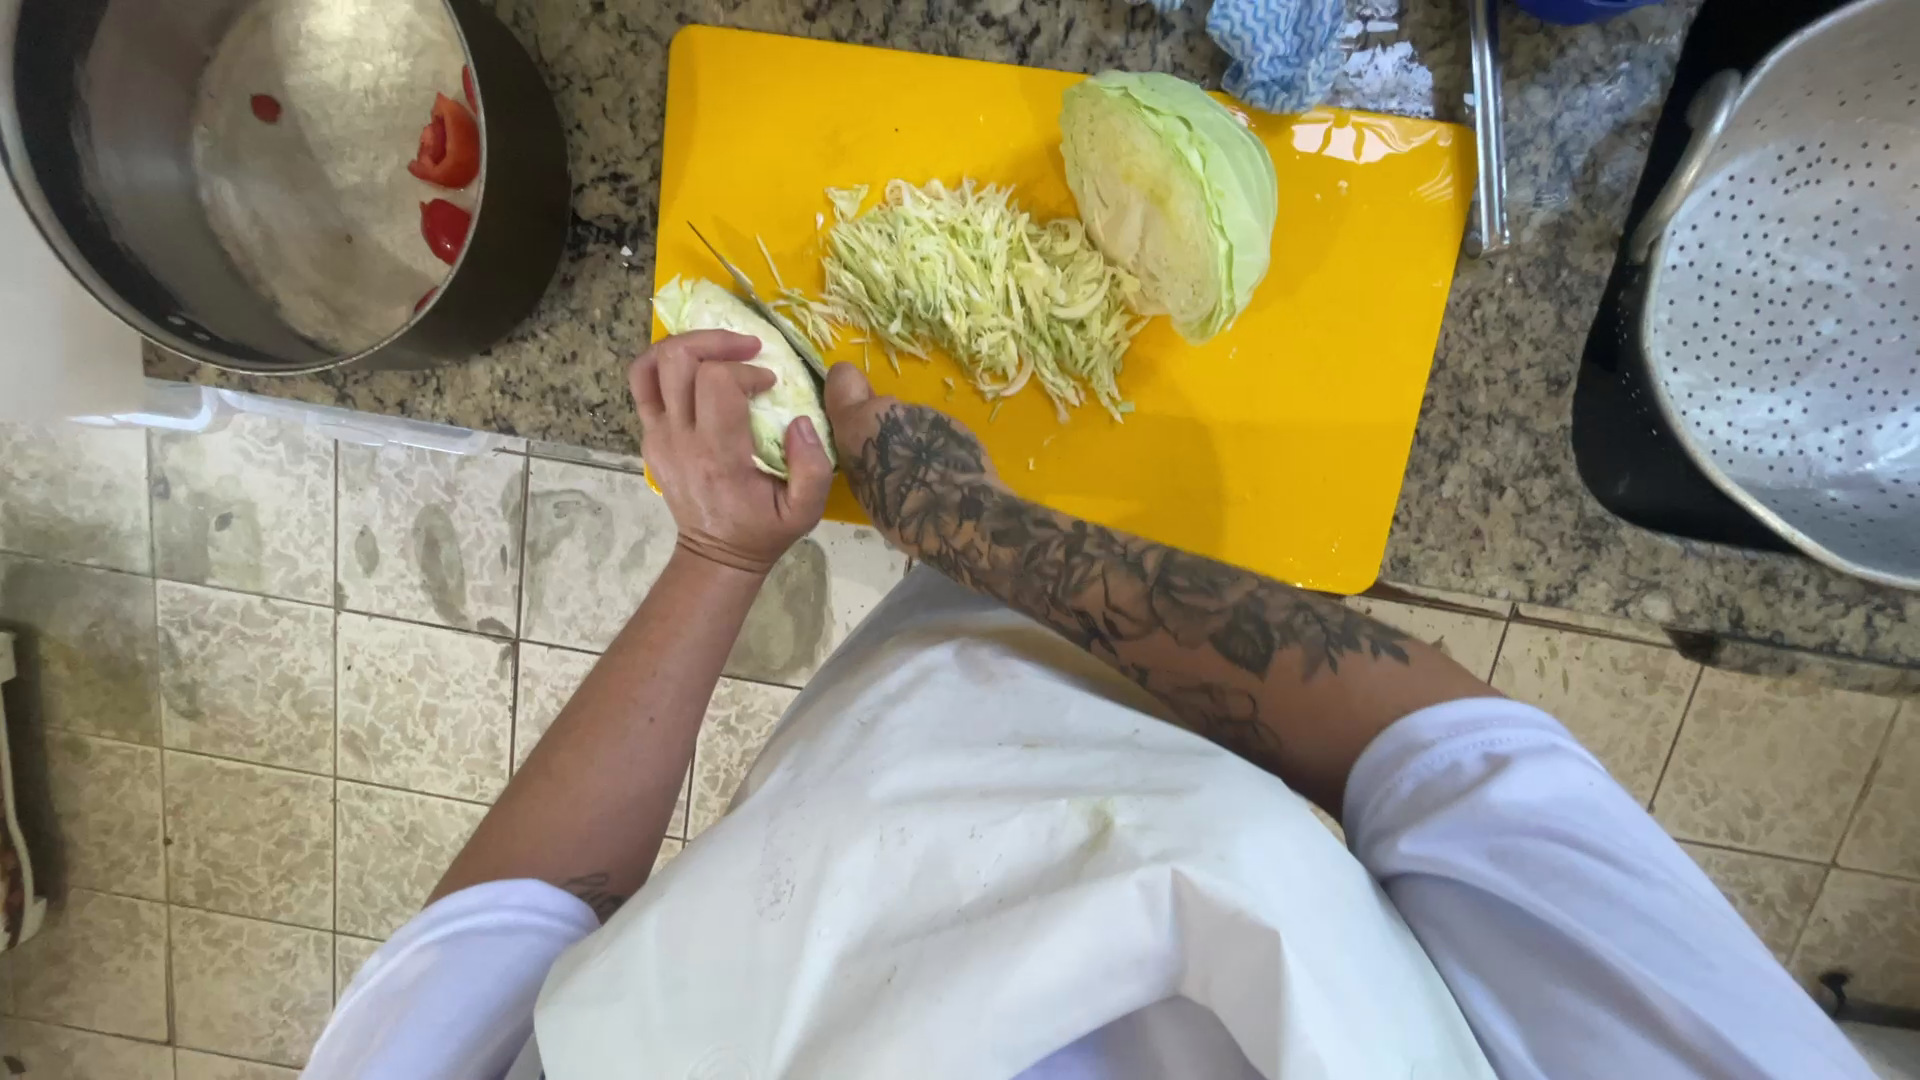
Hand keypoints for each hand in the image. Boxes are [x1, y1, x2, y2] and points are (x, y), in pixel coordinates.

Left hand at [630, 330, 832, 574]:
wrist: (716, 555)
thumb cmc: (763, 530)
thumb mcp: (804, 511)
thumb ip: (812, 468)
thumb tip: (800, 421)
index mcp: (717, 455)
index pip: (717, 383)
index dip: (747, 371)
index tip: (770, 383)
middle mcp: (679, 439)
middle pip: (678, 360)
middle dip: (716, 342)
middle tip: (749, 350)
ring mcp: (657, 436)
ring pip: (651, 364)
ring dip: (687, 345)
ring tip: (719, 350)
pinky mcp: (649, 436)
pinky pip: (644, 383)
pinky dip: (667, 364)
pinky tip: (698, 368)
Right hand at [823, 363, 1001, 546]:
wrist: (959, 515)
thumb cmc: (901, 513)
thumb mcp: (862, 488)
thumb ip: (858, 454)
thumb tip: (863, 444)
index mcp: (858, 425)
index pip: (842, 377)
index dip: (846, 390)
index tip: (851, 412)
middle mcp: (891, 408)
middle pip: (880, 408)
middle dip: (883, 428)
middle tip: (893, 463)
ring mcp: (926, 412)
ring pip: (910, 421)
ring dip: (911, 440)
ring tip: (922, 476)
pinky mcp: (954, 422)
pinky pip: (935, 431)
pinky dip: (935, 448)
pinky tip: (943, 474)